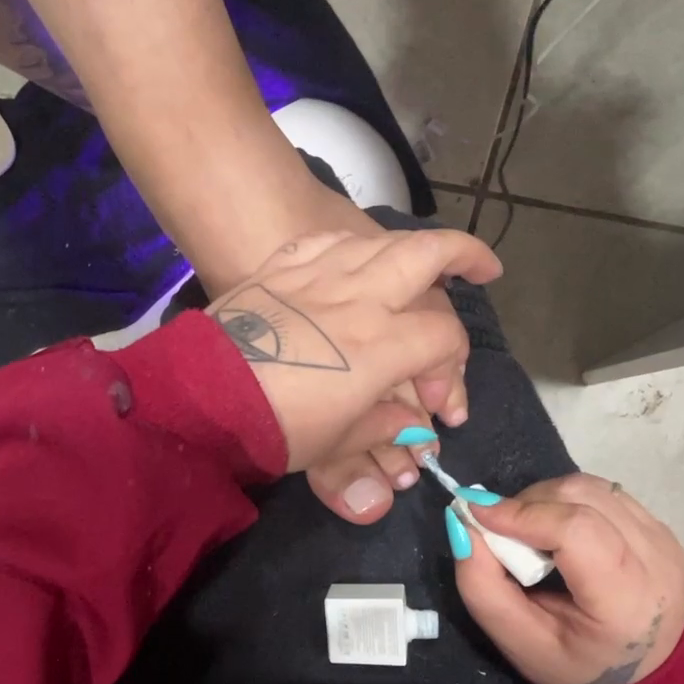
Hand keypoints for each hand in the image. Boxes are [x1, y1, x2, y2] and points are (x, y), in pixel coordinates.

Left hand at [206, 228, 501, 472]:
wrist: (201, 396)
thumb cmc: (271, 426)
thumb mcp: (334, 443)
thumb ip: (380, 429)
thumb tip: (408, 428)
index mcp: (384, 345)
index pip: (445, 338)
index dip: (451, 370)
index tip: (435, 405)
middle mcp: (362, 296)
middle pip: (432, 255)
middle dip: (466, 256)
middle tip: (482, 269)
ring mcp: (321, 273)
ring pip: (382, 240)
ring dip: (412, 246)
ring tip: (427, 256)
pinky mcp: (282, 267)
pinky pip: (329, 243)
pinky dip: (352, 248)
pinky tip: (355, 258)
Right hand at [450, 475, 683, 683]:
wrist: (645, 680)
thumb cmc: (572, 665)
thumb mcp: (516, 641)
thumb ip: (482, 586)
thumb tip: (462, 523)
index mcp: (623, 599)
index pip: (575, 530)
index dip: (521, 514)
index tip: (475, 513)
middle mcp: (655, 559)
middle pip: (582, 497)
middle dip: (527, 504)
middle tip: (500, 532)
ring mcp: (663, 540)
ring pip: (593, 488)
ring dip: (546, 500)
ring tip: (528, 534)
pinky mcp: (661, 530)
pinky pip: (606, 494)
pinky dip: (568, 503)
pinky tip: (557, 534)